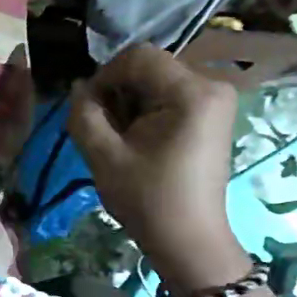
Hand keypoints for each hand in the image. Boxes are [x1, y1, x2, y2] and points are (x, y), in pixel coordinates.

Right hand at [68, 45, 247, 293]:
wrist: (188, 239)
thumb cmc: (147, 200)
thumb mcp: (104, 157)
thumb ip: (84, 115)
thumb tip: (79, 88)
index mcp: (193, 92)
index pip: (138, 56)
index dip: (105, 76)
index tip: (88, 109)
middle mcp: (212, 85)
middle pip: (150, 67)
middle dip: (118, 92)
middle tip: (103, 129)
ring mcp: (216, 100)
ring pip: (158, 81)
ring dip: (130, 103)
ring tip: (119, 138)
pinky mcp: (212, 115)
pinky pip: (171, 96)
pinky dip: (147, 111)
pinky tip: (138, 140)